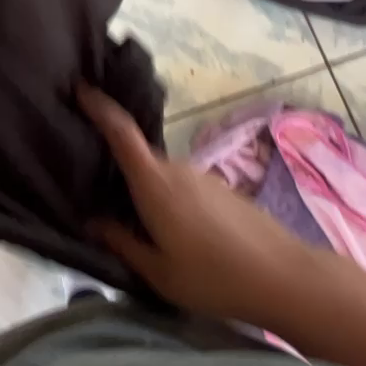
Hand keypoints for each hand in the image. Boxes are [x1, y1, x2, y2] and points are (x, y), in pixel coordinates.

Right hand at [83, 84, 323, 329]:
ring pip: (161, 176)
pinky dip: (169, 199)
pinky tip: (176, 233)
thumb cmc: (214, 277)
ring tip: (137, 225)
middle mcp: (176, 169)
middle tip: (98, 194)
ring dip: (146, 191)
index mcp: (154, 183)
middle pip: (138, 158)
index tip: (79, 88)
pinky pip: (181, 186)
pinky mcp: (220, 189)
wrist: (285, 277)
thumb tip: (91, 221)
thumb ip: (121, 243)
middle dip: (117, 169)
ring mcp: (202, 176)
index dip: (98, 106)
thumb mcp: (158, 272)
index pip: (121, 132)